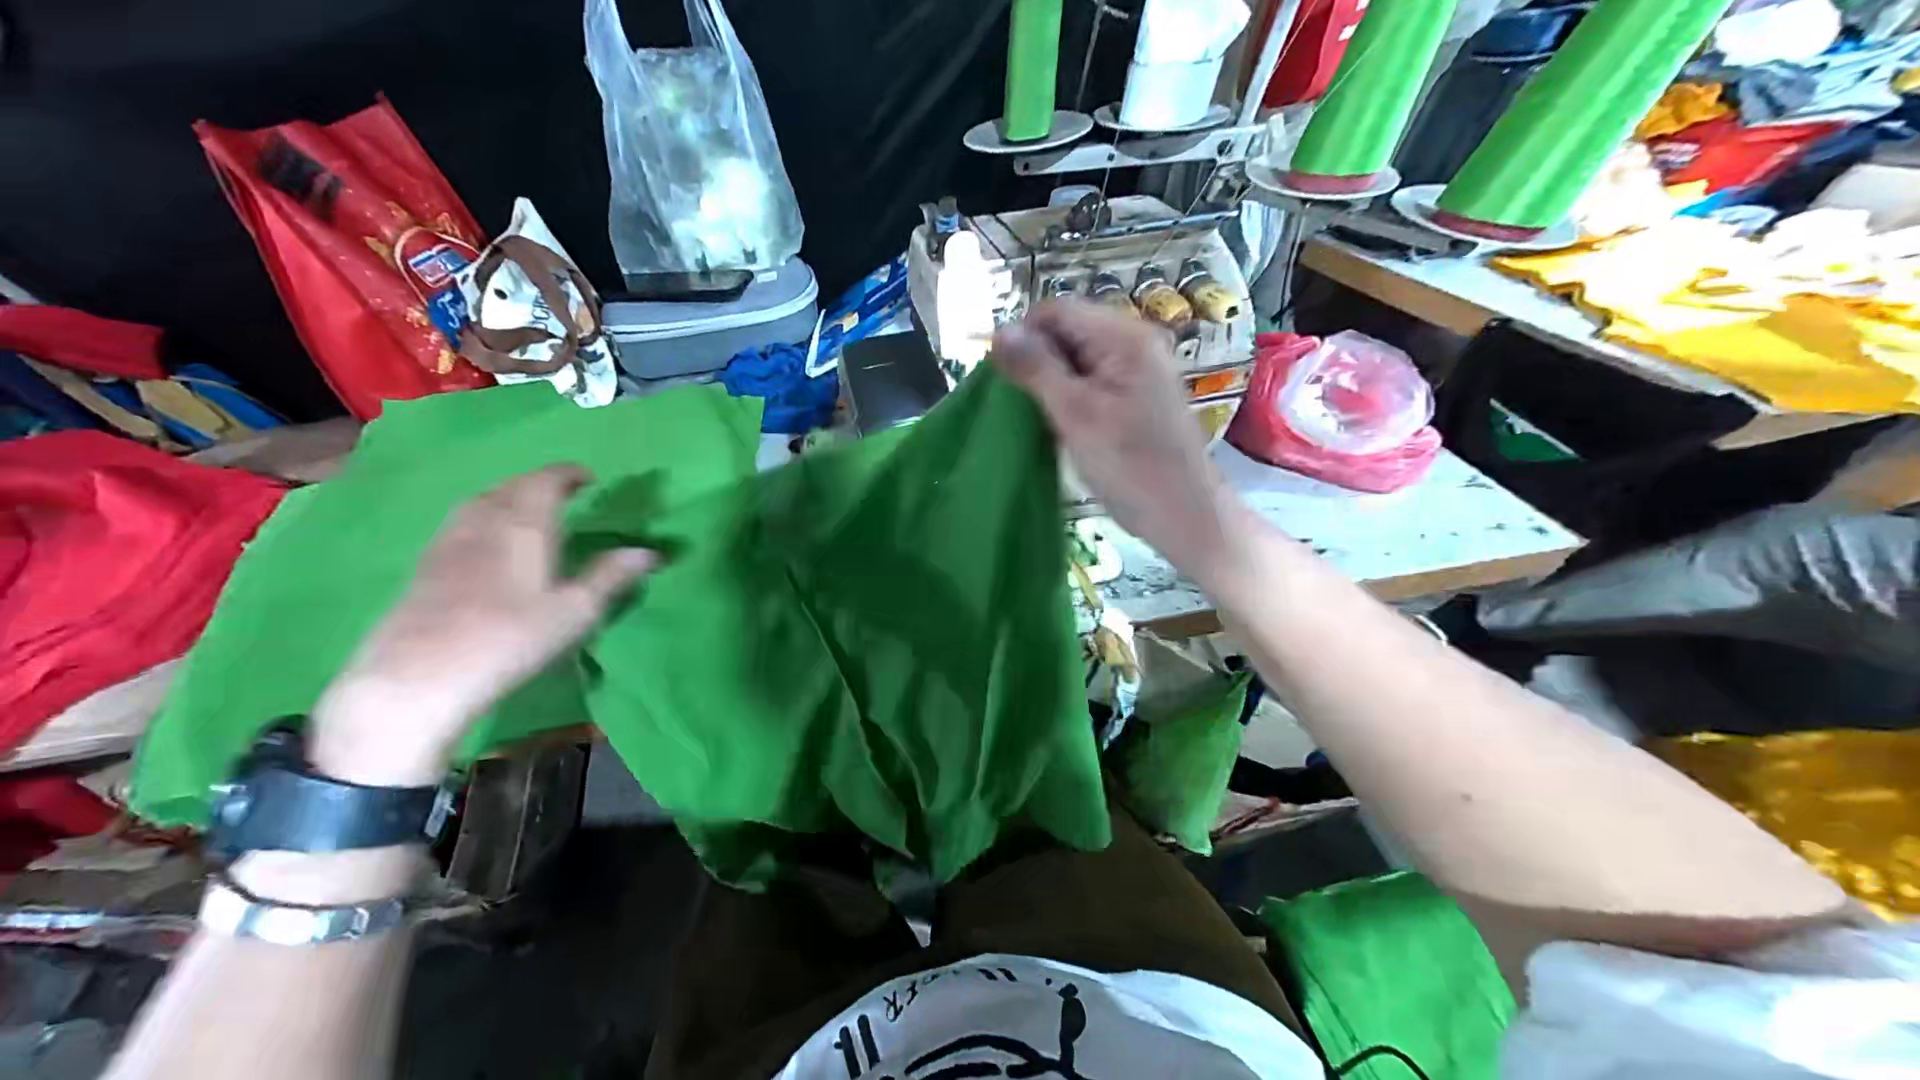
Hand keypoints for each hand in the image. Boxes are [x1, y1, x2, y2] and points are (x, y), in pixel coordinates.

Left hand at [308, 466, 657, 787]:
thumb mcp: (575, 612)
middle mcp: (484, 522)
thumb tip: (648, 551)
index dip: (568, 474)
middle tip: (564, 494)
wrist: (418, 677)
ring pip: (482, 501)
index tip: (589, 479)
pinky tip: (488, 540)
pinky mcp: (425, 566)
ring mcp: (449, 542)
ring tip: (528, 511)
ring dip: (509, 496)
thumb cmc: (511, 639)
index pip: (546, 481)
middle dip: (540, 483)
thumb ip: (611, 576)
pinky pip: (462, 522)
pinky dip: (484, 516)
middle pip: (512, 486)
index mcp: (524, 525)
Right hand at [993, 300, 1234, 577]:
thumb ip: (1037, 368)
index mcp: (1124, 336)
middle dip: (1038, 361)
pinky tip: (1064, 425)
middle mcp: (1135, 341)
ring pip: (1076, 357)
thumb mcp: (1075, 414)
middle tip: (1026, 406)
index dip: (1023, 336)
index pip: (1055, 310)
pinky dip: (1071, 396)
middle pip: (1067, 330)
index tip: (1007, 380)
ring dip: (1052, 382)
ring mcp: (1139, 367)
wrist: (1185, 514)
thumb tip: (999, 331)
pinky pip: (1093, 379)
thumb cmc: (1130, 466)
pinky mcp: (1137, 393)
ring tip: (1044, 419)